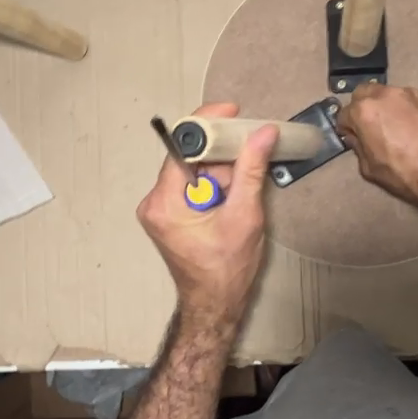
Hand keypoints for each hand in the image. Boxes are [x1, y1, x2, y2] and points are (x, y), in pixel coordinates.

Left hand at [136, 103, 276, 322]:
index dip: (207, 125)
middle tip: (247, 161)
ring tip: (238, 196)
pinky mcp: (168, 215)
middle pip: (188, 157)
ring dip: (219, 175)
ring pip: (192, 171)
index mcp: (165, 202)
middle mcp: (154, 202)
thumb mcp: (244, 216)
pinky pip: (191, 186)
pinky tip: (230, 200)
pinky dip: (213, 186)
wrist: (214, 304)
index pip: (181, 146)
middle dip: (220, 157)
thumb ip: (251, 170)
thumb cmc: (226, 270)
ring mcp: (159, 209)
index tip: (231, 114)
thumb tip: (263, 134)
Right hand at [336, 83, 417, 207]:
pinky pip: (407, 99)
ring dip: (384, 107)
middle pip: (363, 93)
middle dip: (362, 108)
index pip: (344, 114)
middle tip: (369, 127)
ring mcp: (409, 93)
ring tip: (393, 127)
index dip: (346, 129)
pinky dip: (403, 109)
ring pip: (387, 94)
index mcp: (365, 111)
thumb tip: (357, 138)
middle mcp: (385, 95)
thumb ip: (359, 147)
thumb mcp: (370, 168)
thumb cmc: (404, 173)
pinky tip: (411, 127)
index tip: (352, 138)